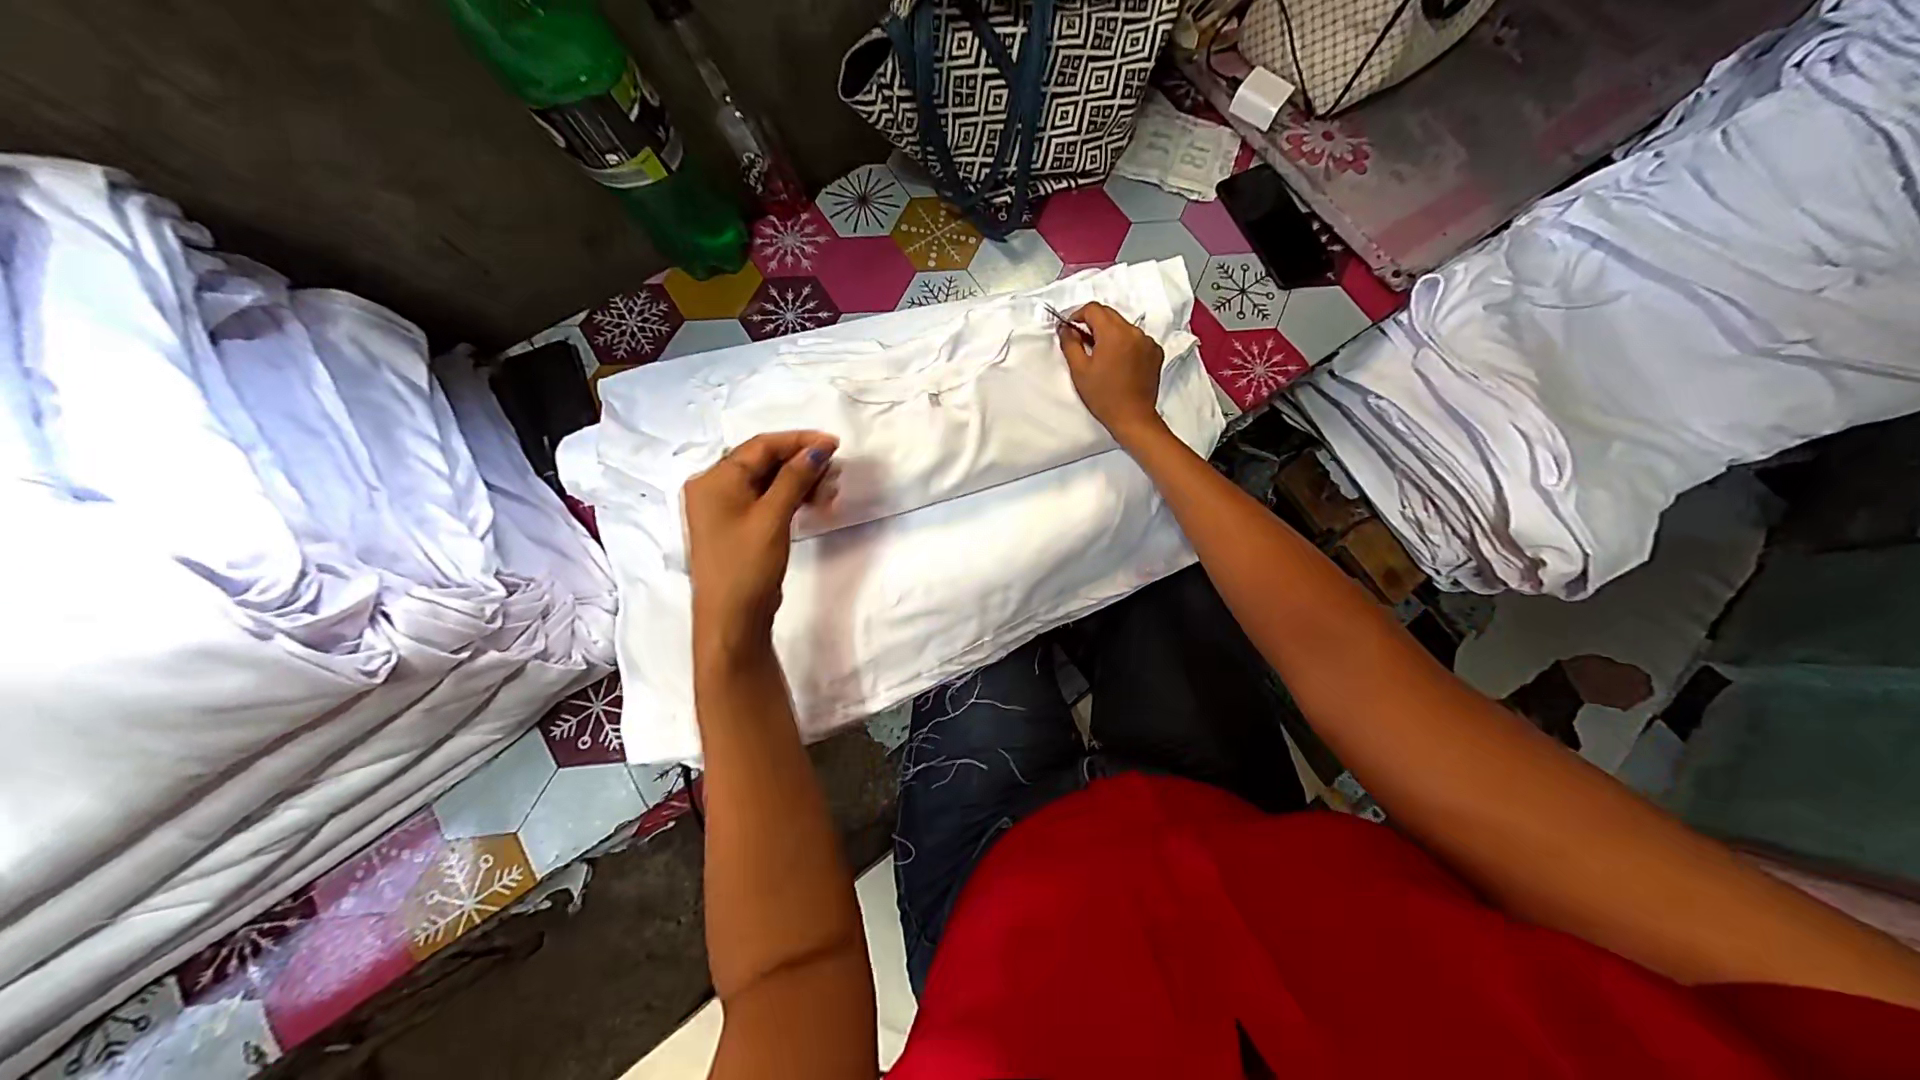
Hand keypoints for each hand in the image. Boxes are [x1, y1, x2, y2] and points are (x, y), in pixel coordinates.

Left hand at [685, 431, 837, 652]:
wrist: (732, 619)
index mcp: (714, 479)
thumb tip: (818, 449)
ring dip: (799, 480)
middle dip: (801, 462)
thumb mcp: (773, 516)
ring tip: (830, 489)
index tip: (834, 445)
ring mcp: (724, 509)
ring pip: (767, 481)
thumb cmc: (747, 564)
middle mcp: (714, 488)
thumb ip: (795, 477)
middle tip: (835, 469)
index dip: (799, 441)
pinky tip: (814, 502)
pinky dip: (790, 497)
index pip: (760, 446)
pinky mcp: (738, 527)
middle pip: (763, 461)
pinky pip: (765, 500)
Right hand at [1058, 301, 1166, 445]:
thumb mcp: (1079, 370)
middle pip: (1109, 315)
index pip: (1093, 309)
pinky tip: (1118, 362)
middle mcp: (1134, 332)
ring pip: (1123, 326)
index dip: (1078, 315)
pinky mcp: (1155, 353)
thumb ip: (1070, 343)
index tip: (1071, 328)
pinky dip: (1125, 344)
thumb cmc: (1104, 397)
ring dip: (1110, 334)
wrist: (1132, 417)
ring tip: (1101, 356)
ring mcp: (1147, 342)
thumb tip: (1066, 328)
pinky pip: (1137, 339)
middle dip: (1093, 324)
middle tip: (1082, 342)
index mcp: (1114, 333)